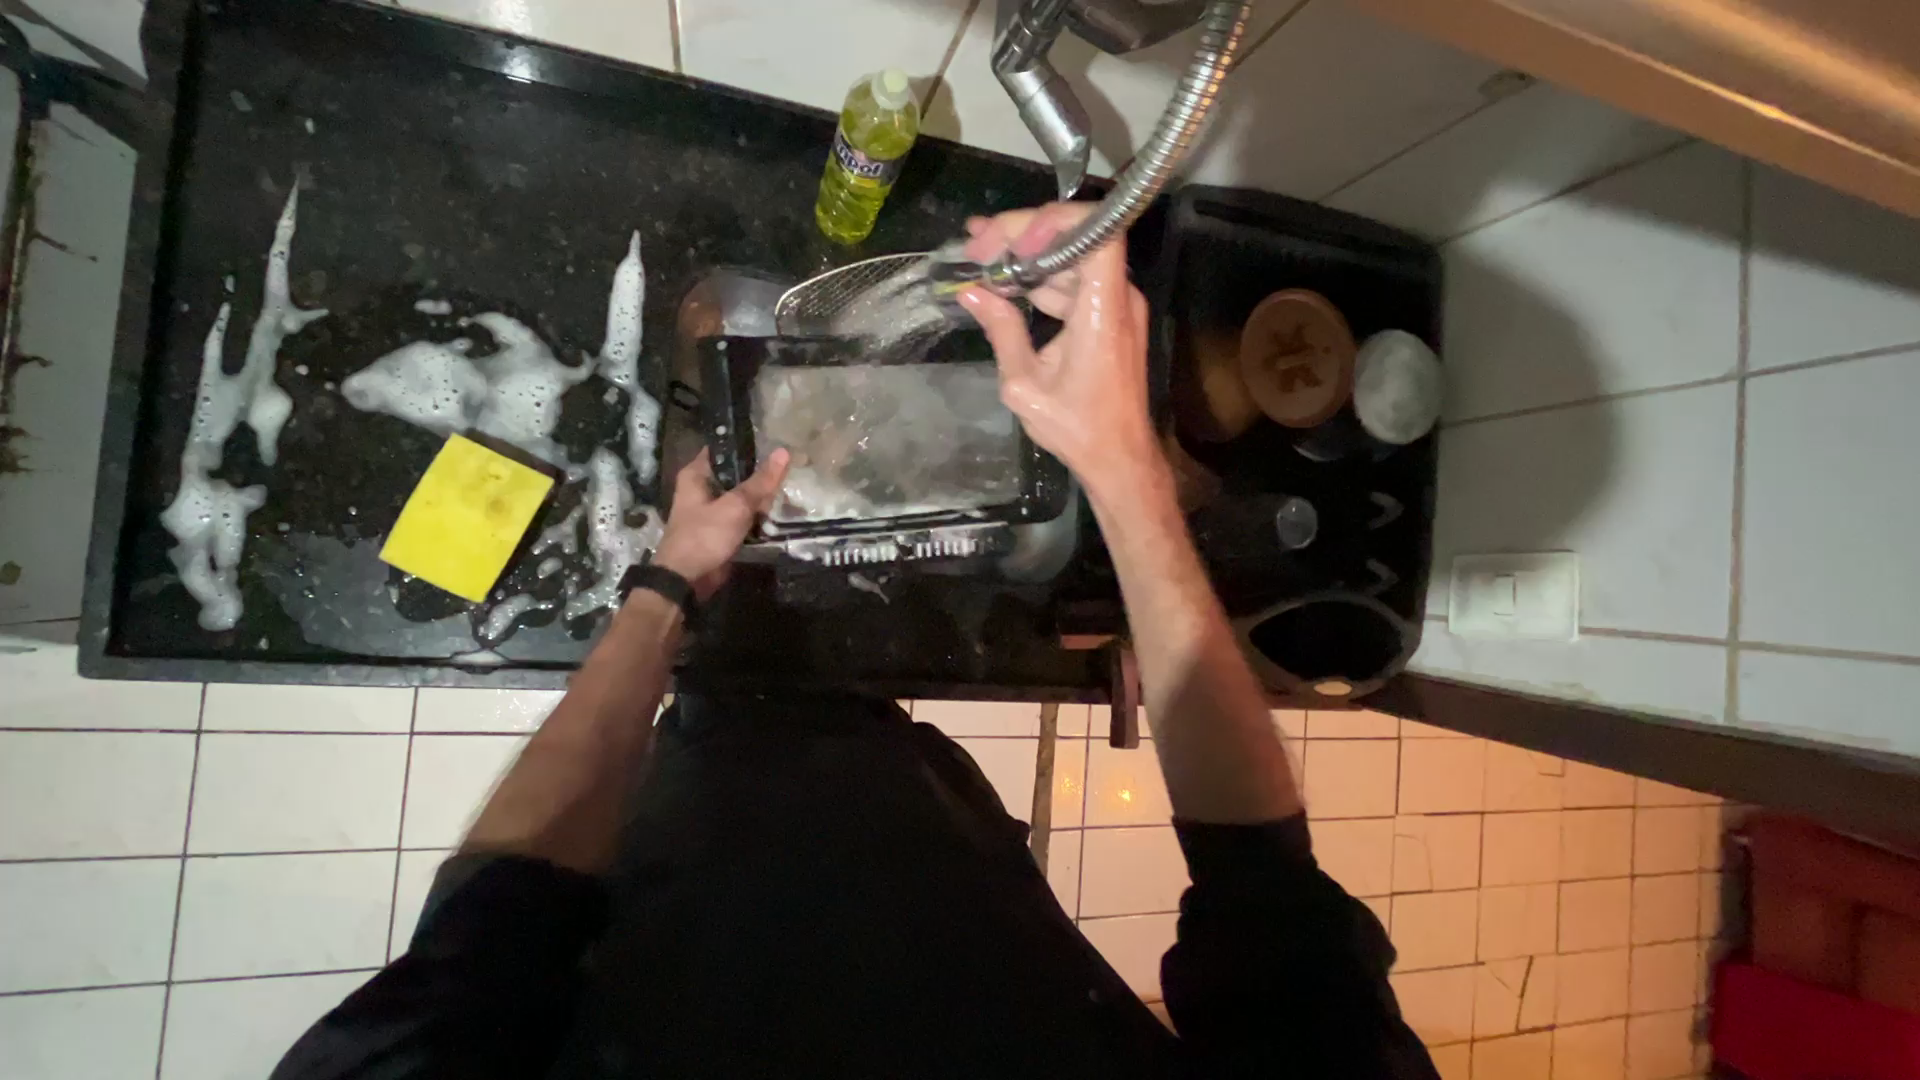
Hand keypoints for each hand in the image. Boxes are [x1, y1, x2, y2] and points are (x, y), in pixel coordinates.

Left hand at [651, 448, 788, 601]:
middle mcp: (703, 488)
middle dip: (762, 476)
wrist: (686, 580)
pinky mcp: (722, 529)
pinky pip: (745, 517)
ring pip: (744, 496)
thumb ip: (761, 482)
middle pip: (738, 473)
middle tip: (791, 470)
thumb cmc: (704, 536)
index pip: (725, 448)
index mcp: (697, 474)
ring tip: (790, 491)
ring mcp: (713, 510)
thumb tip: (784, 452)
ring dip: (763, 499)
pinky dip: (758, 517)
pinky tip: (779, 514)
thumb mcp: (735, 506)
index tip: (776, 443)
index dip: (749, 445)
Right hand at [955, 203, 1159, 498]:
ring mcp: (1117, 305)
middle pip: (1076, 238)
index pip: (1095, 231)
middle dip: (1023, 235)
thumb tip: (971, 293)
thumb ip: (1001, 331)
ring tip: (979, 256)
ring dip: (1027, 256)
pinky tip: (1005, 283)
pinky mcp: (1111, 318)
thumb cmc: (1076, 427)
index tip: (1010, 243)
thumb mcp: (1025, 384)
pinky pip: (1076, 284)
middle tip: (976, 243)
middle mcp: (1118, 297)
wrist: (1118, 456)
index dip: (1053, 222)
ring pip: (1072, 259)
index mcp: (1102, 309)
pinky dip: (1042, 280)